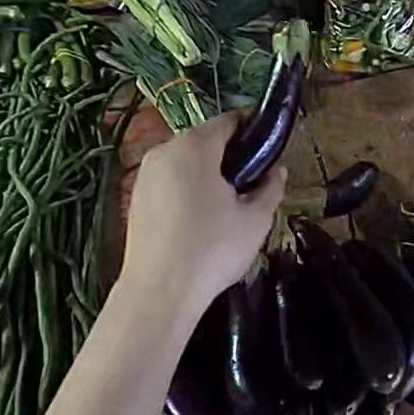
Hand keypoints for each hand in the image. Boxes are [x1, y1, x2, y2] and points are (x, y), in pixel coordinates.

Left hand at [119, 112, 285, 310]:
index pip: (228, 122)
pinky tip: (199, 224)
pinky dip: (186, 193)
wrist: (160, 292)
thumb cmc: (213, 251)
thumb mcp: (255, 221)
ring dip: (206, 176)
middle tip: (250, 187)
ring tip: (226, 210)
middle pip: (203, 142)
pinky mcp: (135, 200)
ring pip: (184, 164)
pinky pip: (168, 185)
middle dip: (229, 157)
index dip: (252, 132)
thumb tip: (277, 171)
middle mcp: (163, 152)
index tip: (267, 153)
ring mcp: (144, 176)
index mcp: (194, 147)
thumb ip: (271, 188)